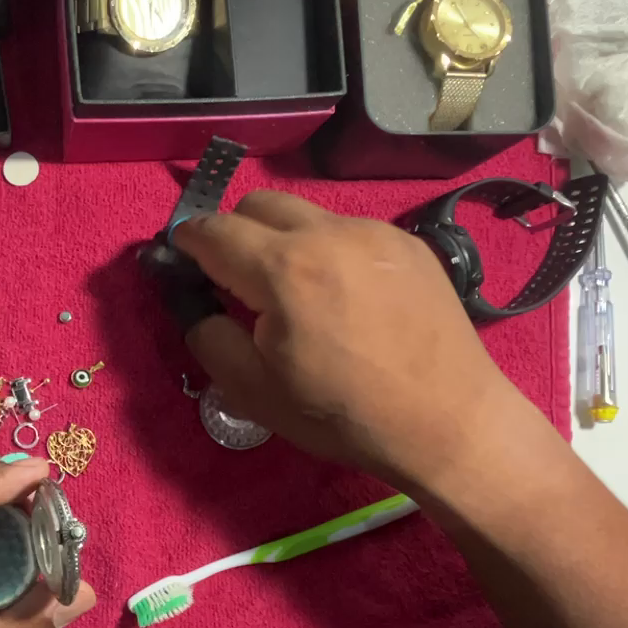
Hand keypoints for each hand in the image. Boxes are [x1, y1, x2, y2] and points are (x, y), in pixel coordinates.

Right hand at [171, 189, 546, 493]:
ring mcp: (375, 233)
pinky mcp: (408, 243)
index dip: (186, 241)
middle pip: (256, 204)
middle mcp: (329, 234)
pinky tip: (339, 295)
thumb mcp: (252, 390)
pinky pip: (345, 230)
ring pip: (304, 214)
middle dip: (231, 231)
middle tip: (232, 277)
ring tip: (292, 291)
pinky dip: (323, 249)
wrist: (447, 424)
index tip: (179, 257)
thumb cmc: (340, 414)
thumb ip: (207, 335)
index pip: (214, 230)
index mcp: (283, 270)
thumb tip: (197, 302)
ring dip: (279, 239)